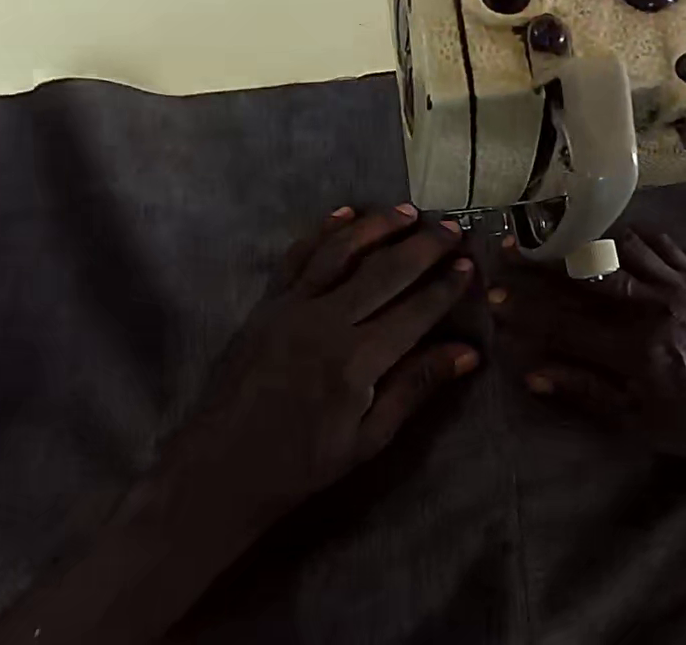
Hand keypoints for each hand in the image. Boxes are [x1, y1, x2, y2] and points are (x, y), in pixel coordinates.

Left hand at [171, 204, 479, 520]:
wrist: (216, 473)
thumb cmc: (301, 463)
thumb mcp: (368, 439)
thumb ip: (416, 386)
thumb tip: (469, 353)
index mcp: (355, 361)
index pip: (415, 311)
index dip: (446, 286)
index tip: (469, 264)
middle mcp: (326, 323)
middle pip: (386, 271)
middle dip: (425, 246)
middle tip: (453, 227)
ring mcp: (291, 308)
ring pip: (342, 252)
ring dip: (378, 226)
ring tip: (408, 211)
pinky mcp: (267, 304)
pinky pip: (297, 257)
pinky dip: (323, 231)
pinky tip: (345, 212)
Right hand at [492, 231, 685, 476]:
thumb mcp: (642, 424)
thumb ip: (587, 393)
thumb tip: (534, 373)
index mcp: (635, 349)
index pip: (565, 321)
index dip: (525, 307)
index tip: (495, 294)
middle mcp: (653, 307)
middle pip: (587, 275)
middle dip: (543, 261)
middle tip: (513, 246)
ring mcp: (680, 286)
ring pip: (623, 250)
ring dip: (585, 241)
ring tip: (557, 235)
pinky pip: (663, 245)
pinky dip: (635, 238)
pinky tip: (618, 236)